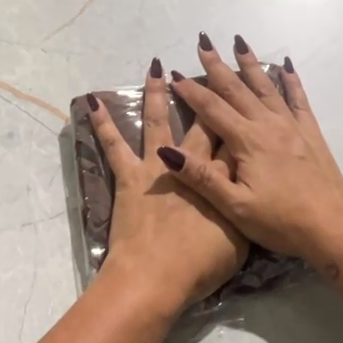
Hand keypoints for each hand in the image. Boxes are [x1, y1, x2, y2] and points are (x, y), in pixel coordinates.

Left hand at [88, 59, 248, 313]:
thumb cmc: (202, 264)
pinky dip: (103, 124)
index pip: (234, 141)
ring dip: (157, 92)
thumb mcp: (240, 238)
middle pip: (202, 122)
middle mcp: (191, 161)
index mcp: (222, 178)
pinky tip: (92, 102)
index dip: (238, 116)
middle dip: (206, 92)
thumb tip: (251, 186)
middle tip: (208, 66)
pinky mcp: (129, 176)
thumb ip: (243, 206)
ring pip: (159, 121)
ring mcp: (157, 165)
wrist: (157, 276)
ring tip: (156, 66)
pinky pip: (114, 145)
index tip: (242, 90)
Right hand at [161, 35, 342, 268]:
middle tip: (203, 42)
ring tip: (239, 42)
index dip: (191, 91)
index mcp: (246, 141)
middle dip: (217, 65)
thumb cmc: (279, 221)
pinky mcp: (310, 132)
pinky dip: (290, 80)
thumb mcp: (234, 206)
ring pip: (265, 87)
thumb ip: (201, 177)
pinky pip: (298, 98)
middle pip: (236, 89)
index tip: (174, 74)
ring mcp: (291, 126)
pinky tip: (286, 66)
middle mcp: (267, 125)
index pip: (211, 108)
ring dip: (250, 63)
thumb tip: (167, 150)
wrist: (330, 227)